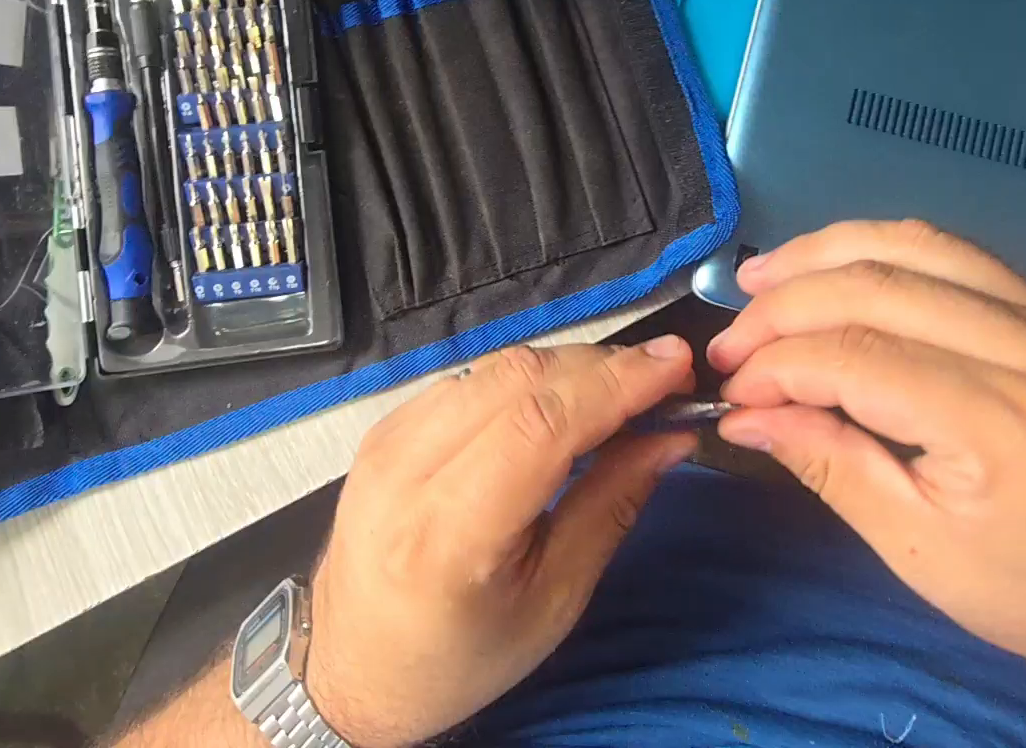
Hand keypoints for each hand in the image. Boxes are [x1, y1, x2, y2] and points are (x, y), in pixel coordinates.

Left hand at [305, 340, 697, 746]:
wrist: (349, 662)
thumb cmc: (459, 655)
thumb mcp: (553, 600)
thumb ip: (612, 503)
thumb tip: (669, 436)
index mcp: (450, 534)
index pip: (541, 424)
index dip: (616, 383)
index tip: (675, 363)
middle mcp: (409, 468)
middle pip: (520, 378)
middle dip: (604, 364)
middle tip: (663, 375)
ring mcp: (389, 436)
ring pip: (498, 364)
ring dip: (570, 365)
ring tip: (622, 386)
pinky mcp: (387, 422)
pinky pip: (473, 376)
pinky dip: (530, 376)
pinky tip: (562, 397)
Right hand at [707, 221, 1025, 722]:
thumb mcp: (921, 551)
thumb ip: (827, 463)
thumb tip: (742, 416)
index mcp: (1006, 429)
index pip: (854, 357)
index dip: (774, 364)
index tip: (730, 391)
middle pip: (874, 287)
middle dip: (782, 307)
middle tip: (729, 342)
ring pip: (912, 245)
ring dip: (821, 254)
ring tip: (758, 277)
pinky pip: (951, 252)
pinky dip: (876, 248)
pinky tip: (833, 266)